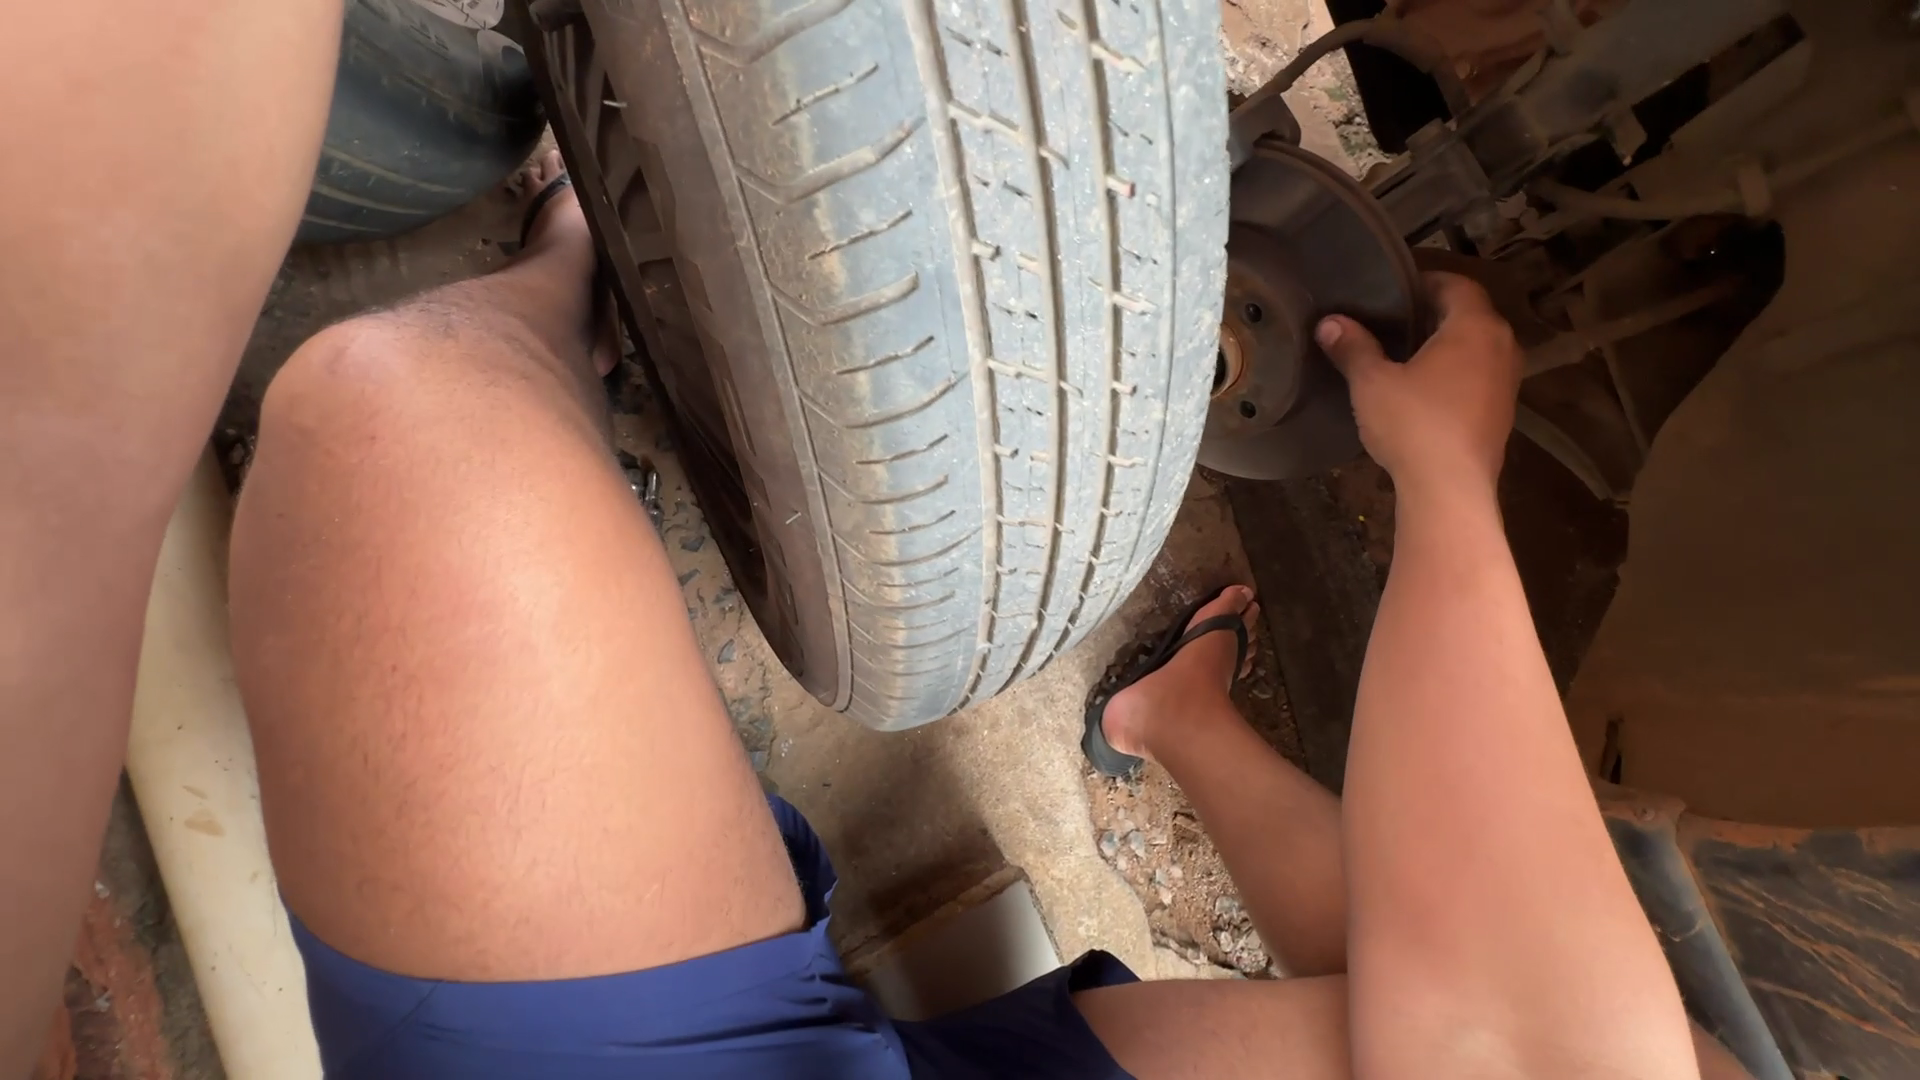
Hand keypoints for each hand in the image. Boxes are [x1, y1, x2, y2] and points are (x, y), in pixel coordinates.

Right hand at [1316, 272, 1521, 498]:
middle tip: (1393, 321)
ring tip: (1406, 355)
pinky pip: (1477, 376)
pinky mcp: (1501, 412)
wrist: (1449, 486)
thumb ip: (1353, 348)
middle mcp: (1501, 346)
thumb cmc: (1412, 423)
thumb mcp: (1372, 383)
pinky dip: (1453, 373)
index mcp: (1474, 327)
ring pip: (1476, 348)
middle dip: (1434, 314)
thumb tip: (1329, 322)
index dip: (1426, 282)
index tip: (1394, 290)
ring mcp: (1507, 381)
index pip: (1457, 285)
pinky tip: (1423, 391)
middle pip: (1469, 315)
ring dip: (1445, 346)